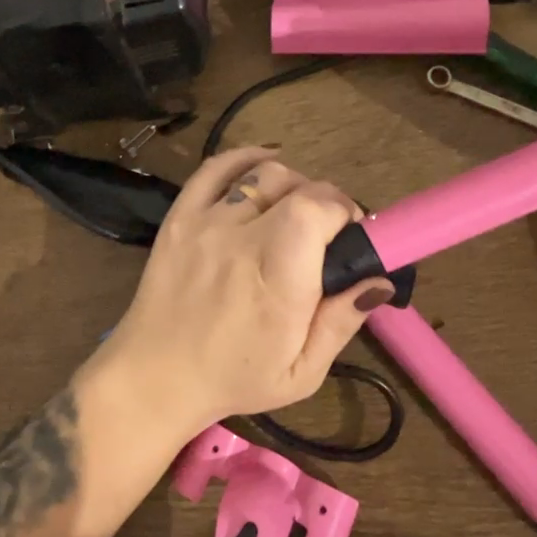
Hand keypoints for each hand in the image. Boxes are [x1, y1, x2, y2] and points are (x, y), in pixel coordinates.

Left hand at [84, 148, 393, 439]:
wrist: (156, 374)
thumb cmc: (234, 378)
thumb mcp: (301, 372)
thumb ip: (341, 321)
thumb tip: (380, 279)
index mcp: (277, 278)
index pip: (318, 209)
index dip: (343, 212)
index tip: (350, 235)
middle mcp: (240, 240)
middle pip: (295, 186)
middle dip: (323, 199)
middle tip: (326, 230)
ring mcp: (205, 223)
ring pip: (260, 175)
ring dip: (290, 183)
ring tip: (295, 210)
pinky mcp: (179, 217)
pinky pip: (213, 169)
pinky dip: (244, 158)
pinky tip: (265, 165)